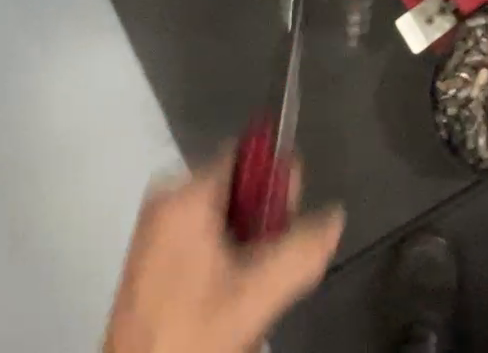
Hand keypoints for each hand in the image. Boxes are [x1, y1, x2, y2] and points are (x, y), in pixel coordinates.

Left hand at [103, 153, 343, 352]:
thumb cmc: (190, 332)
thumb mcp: (259, 291)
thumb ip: (304, 248)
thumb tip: (334, 216)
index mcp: (186, 194)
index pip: (248, 154)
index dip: (276, 181)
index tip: (288, 215)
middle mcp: (167, 199)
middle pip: (239, 186)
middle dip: (263, 219)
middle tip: (267, 263)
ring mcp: (157, 226)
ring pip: (225, 214)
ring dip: (247, 242)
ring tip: (247, 285)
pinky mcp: (153, 252)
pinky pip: (205, 233)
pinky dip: (225, 255)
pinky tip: (227, 292)